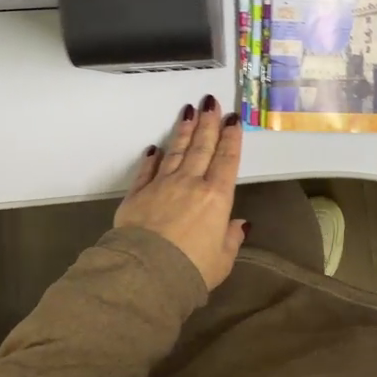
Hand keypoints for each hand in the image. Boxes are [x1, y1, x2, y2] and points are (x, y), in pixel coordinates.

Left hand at [114, 95, 246, 289]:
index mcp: (217, 197)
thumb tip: (239, 224)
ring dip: (183, 131)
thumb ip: (231, 239)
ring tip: (188, 111)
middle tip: (210, 102)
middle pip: (202, 147)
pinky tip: (155, 147)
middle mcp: (191, 183)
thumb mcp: (222, 260)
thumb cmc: (191, 269)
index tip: (232, 119)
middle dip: (208, 123)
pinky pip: (147, 170)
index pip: (227, 160)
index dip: (231, 138)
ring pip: (176, 151)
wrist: (145, 274)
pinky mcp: (137, 194)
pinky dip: (152, 158)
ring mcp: (162, 186)